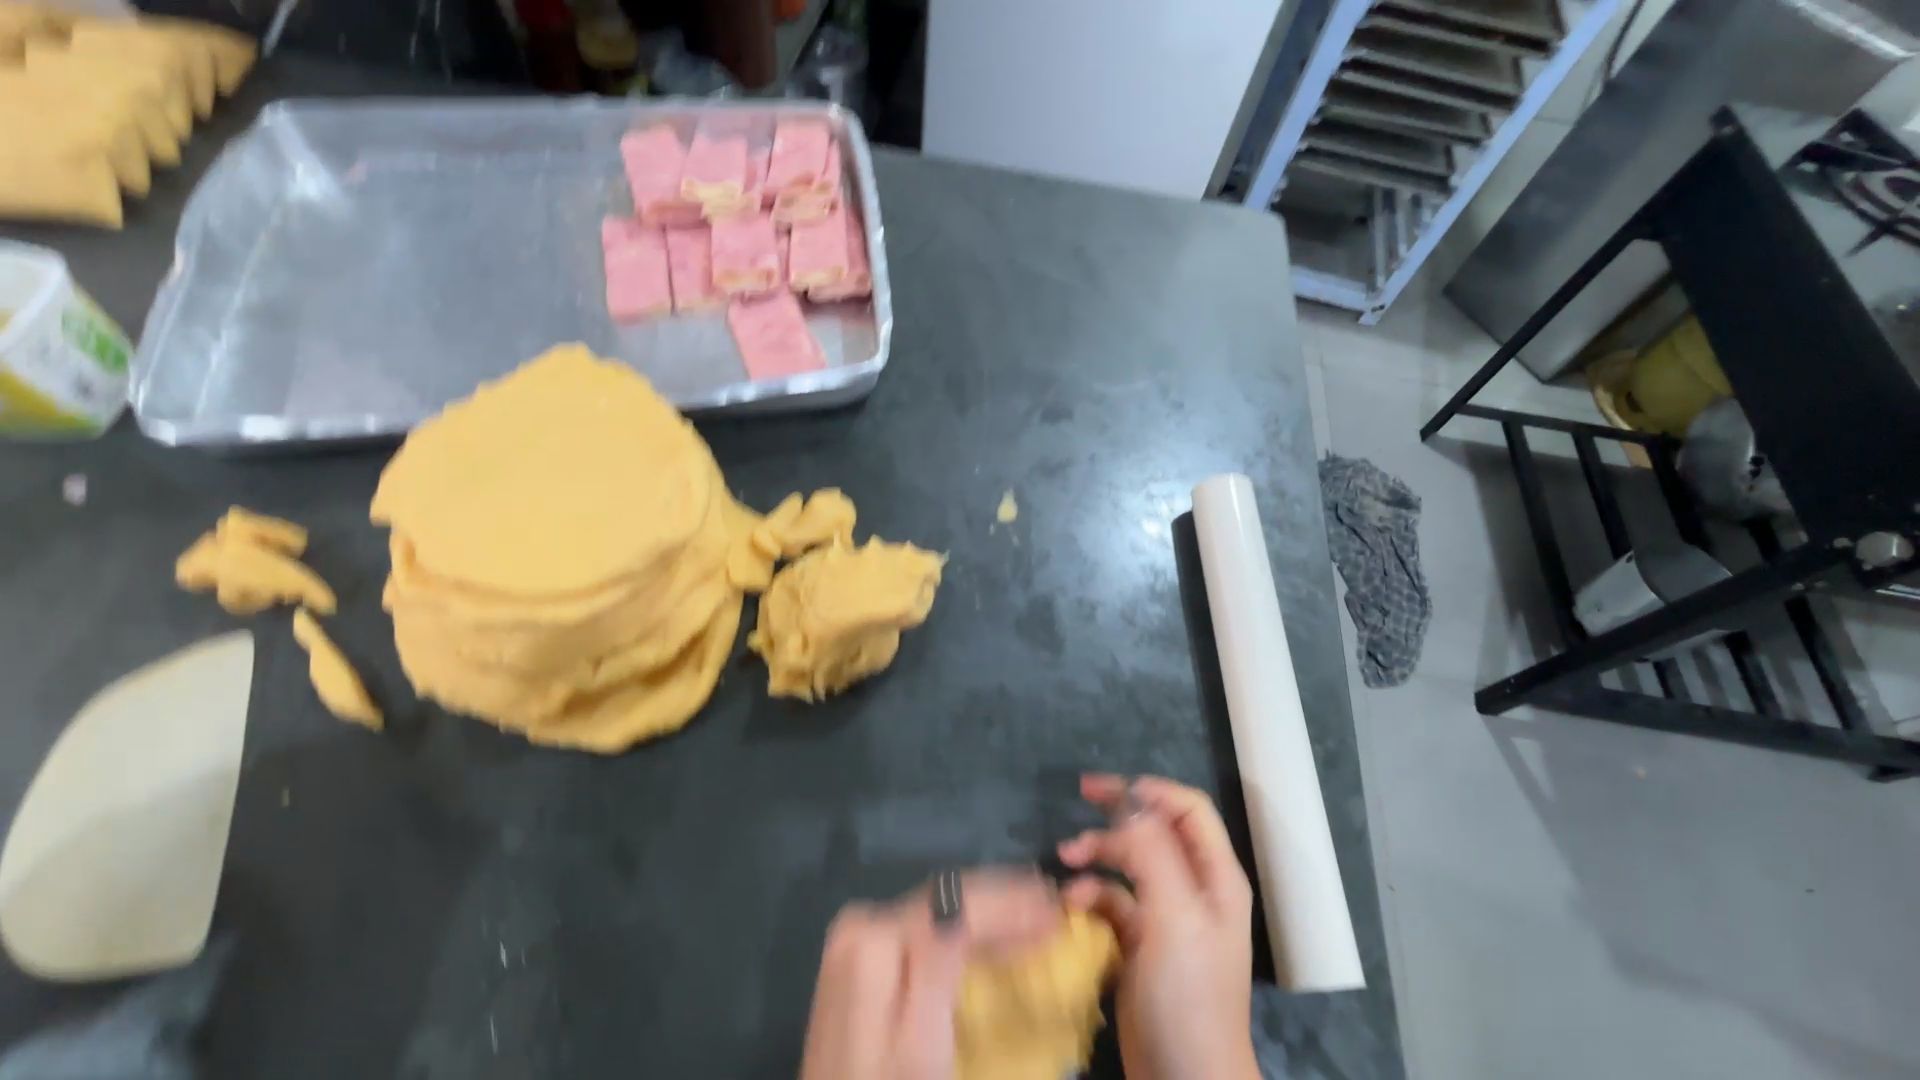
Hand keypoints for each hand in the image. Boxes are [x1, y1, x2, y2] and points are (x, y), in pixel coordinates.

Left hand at [798, 868, 1061, 1079]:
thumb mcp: (919, 1040)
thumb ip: (937, 962)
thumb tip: (967, 900)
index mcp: (875, 936)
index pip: (957, 900)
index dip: (1009, 901)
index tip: (1056, 911)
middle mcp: (864, 920)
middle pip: (950, 896)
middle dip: (1005, 898)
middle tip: (1056, 906)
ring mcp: (863, 933)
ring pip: (943, 905)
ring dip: (992, 908)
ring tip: (1040, 912)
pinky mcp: (868, 950)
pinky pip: (929, 924)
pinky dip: (968, 925)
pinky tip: (1000, 932)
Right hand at [1059, 774, 1258, 1079]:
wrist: (1185, 1078)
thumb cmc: (1188, 994)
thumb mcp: (1174, 917)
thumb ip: (1153, 853)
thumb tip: (1129, 802)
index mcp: (1214, 876)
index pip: (1188, 809)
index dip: (1149, 790)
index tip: (1105, 788)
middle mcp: (1193, 889)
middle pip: (1154, 832)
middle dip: (1116, 818)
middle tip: (1078, 803)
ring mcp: (1166, 918)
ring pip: (1128, 866)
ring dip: (1097, 858)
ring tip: (1065, 860)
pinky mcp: (1140, 945)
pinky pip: (1112, 904)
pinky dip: (1091, 898)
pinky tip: (1072, 907)